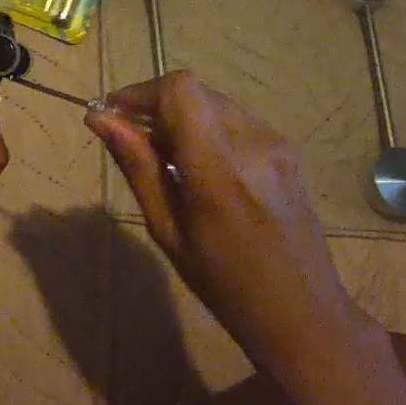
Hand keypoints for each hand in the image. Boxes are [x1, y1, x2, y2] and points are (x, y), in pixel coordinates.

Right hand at [86, 71, 373, 381]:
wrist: (305, 314)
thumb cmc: (226, 285)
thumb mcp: (168, 231)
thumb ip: (137, 166)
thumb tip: (99, 119)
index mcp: (220, 169)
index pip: (180, 91)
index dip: (140, 92)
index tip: (112, 114)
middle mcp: (253, 143)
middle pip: (193, 91)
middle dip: (154, 105)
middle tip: (130, 139)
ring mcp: (276, 143)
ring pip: (213, 102)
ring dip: (180, 116)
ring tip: (162, 156)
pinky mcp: (287, 149)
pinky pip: (234, 119)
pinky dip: (205, 128)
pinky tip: (198, 165)